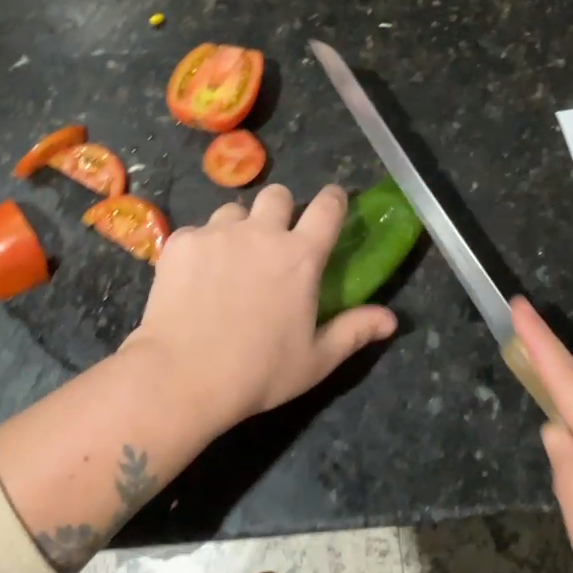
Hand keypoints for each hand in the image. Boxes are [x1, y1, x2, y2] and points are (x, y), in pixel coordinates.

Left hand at [124, 184, 397, 428]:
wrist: (181, 377)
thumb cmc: (257, 372)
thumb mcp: (315, 361)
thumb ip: (354, 331)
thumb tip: (391, 319)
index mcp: (301, 256)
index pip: (328, 206)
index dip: (333, 199)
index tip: (332, 202)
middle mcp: (261, 232)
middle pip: (277, 195)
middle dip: (280, 209)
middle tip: (273, 239)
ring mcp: (218, 232)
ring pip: (234, 211)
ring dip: (238, 227)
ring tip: (229, 260)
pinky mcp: (182, 241)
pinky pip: (197, 231)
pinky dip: (201, 248)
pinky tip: (194, 279)